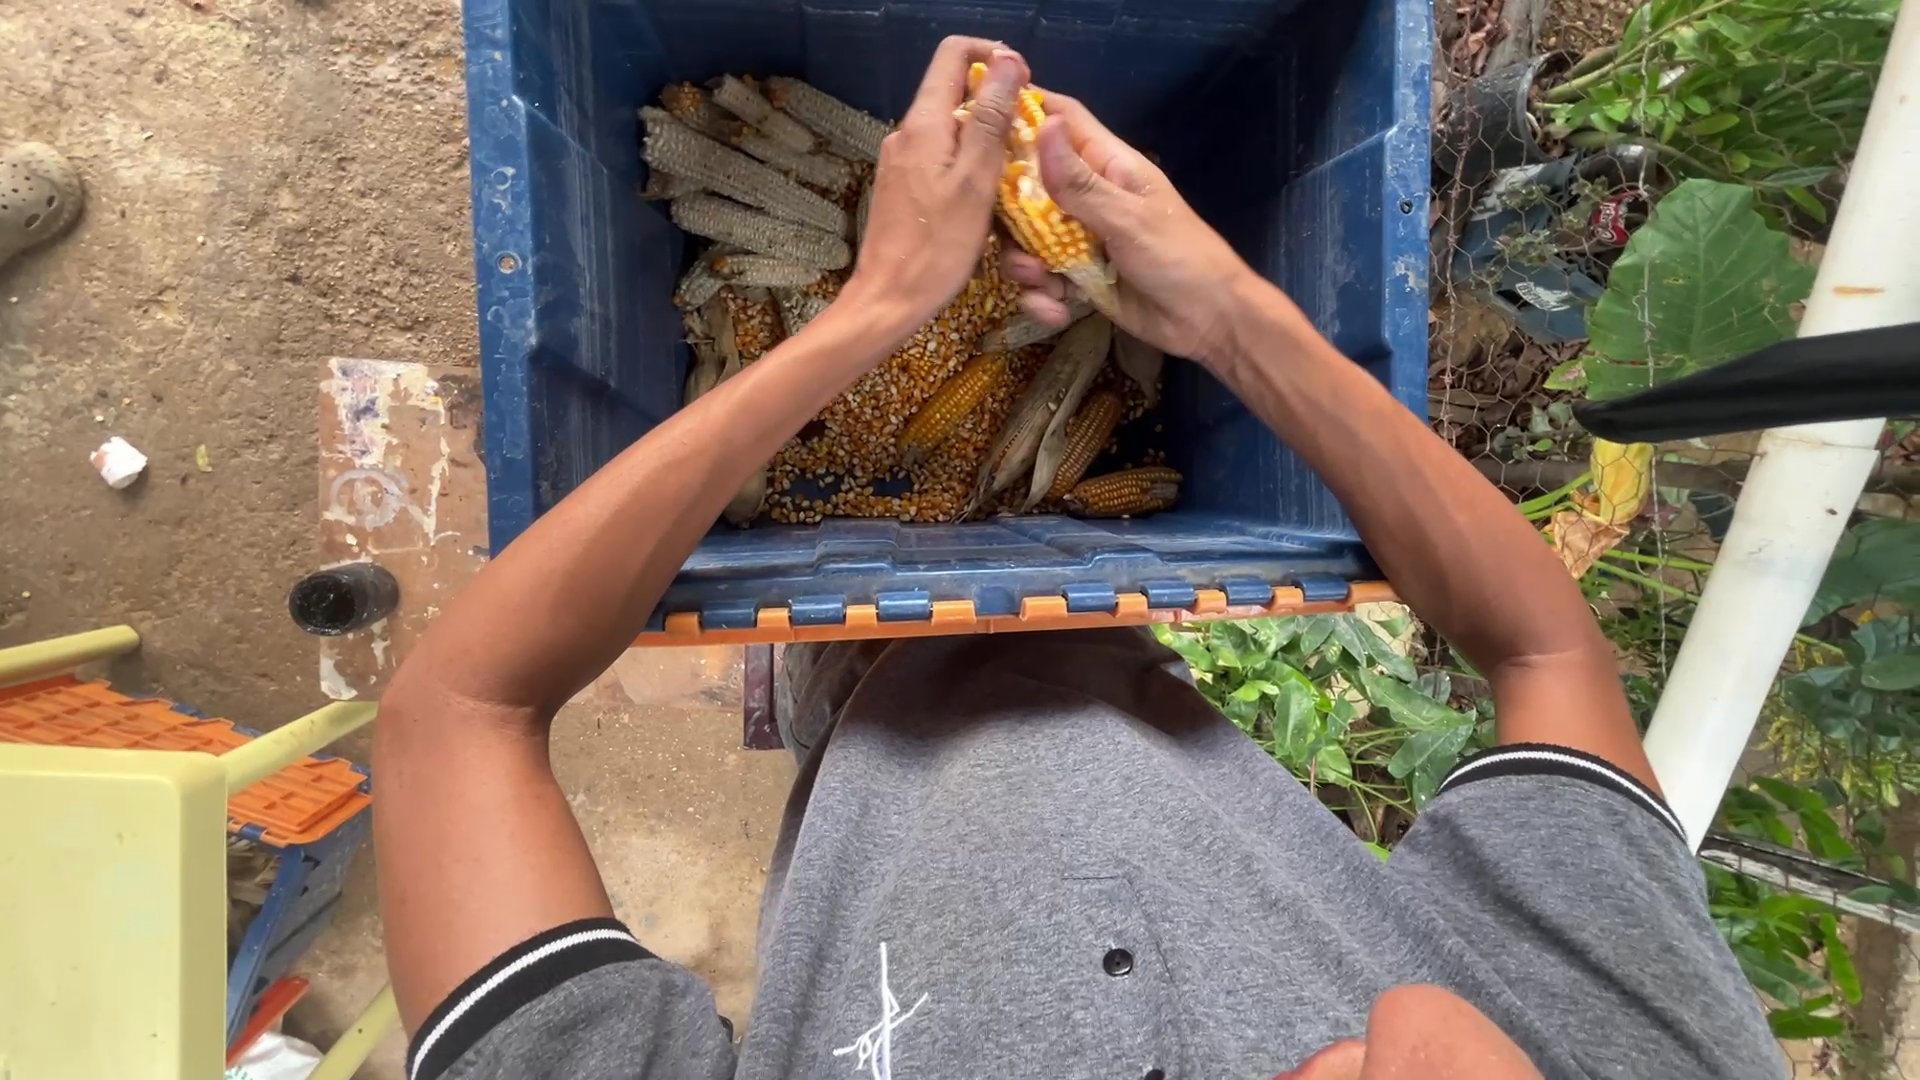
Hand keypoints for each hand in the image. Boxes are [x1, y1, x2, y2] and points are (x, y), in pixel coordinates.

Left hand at [843, 37, 1028, 333]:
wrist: (888, 300)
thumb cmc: (936, 248)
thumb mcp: (975, 182)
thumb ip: (990, 119)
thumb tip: (1007, 59)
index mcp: (923, 123)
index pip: (955, 54)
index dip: (994, 58)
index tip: (1024, 88)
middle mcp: (906, 134)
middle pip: (953, 94)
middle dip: (994, 108)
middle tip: (1026, 144)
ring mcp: (900, 164)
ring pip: (949, 132)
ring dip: (983, 144)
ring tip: (1010, 178)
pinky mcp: (901, 191)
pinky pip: (939, 163)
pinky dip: (965, 170)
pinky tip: (982, 202)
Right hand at [999, 93, 1261, 366]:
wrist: (1204, 320)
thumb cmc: (1179, 257)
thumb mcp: (1128, 218)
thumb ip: (1080, 184)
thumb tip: (1043, 127)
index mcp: (1107, 165)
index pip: (1062, 120)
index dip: (1025, 112)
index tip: (985, 121)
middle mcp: (1087, 197)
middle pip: (1028, 187)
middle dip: (1011, 215)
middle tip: (1011, 238)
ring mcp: (1080, 240)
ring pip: (1028, 241)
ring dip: (1024, 265)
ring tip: (1042, 283)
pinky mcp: (1078, 279)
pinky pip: (1043, 283)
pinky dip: (1042, 299)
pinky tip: (1058, 312)